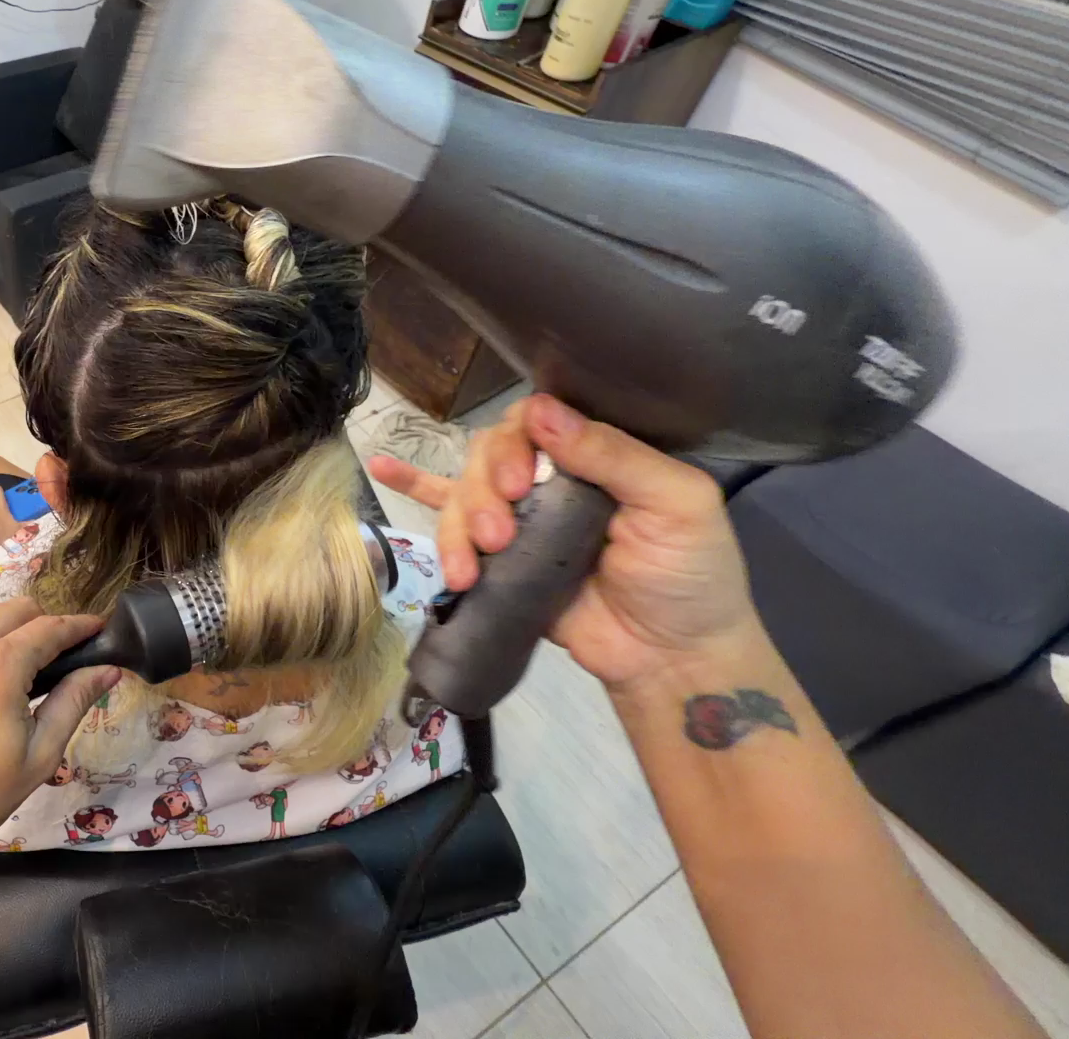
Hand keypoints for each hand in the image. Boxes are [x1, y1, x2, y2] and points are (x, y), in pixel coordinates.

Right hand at [368, 395, 763, 693]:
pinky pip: (443, 511)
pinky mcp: (491, 554)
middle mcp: (550, 475)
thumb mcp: (677, 505)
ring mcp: (517, 514)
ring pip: (461, 492)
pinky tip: (379, 466)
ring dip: (456, 525)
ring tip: (471, 567)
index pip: (537, 420)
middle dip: (483, 494)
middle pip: (489, 454)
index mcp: (596, 454)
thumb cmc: (689, 576)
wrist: (665, 657)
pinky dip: (411, 486)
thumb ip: (615, 456)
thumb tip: (541, 411)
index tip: (519, 484)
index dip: (517, 443)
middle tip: (501, 536)